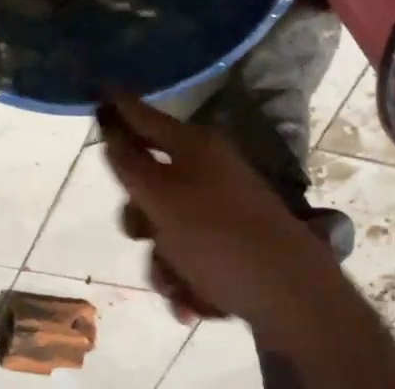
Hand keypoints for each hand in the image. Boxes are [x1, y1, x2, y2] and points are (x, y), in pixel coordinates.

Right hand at [100, 96, 335, 333]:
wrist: (295, 298)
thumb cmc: (218, 238)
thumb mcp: (161, 200)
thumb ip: (129, 165)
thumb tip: (112, 133)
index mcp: (195, 146)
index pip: (146, 116)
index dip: (119, 106)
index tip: (99, 92)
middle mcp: (211, 169)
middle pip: (153, 183)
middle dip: (141, 218)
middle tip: (139, 235)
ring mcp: (227, 207)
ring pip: (171, 226)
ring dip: (164, 260)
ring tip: (175, 288)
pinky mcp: (239, 244)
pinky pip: (196, 253)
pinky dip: (188, 277)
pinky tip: (193, 302)